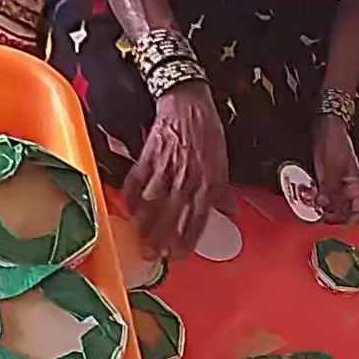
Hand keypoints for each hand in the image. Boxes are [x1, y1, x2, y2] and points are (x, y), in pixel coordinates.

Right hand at [125, 80, 228, 255]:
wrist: (188, 102)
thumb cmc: (207, 134)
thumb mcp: (223, 163)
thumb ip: (223, 191)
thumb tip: (229, 212)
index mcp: (208, 182)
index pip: (198, 218)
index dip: (187, 238)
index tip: (179, 255)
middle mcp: (187, 178)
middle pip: (173, 215)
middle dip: (162, 238)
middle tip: (154, 256)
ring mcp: (166, 167)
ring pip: (153, 202)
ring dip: (146, 224)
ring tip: (140, 242)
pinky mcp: (148, 155)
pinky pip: (137, 180)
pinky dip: (131, 197)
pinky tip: (129, 212)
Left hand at [311, 114, 358, 224]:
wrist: (326, 125)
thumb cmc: (335, 144)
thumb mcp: (333, 169)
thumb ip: (330, 191)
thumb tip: (324, 208)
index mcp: (355, 187)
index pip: (357, 213)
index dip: (347, 222)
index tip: (333, 223)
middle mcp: (346, 190)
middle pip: (342, 213)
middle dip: (329, 216)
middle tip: (317, 215)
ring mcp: (335, 185)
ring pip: (329, 206)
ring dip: (319, 208)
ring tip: (310, 204)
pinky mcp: (324, 180)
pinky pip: (320, 195)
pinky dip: (313, 198)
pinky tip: (307, 196)